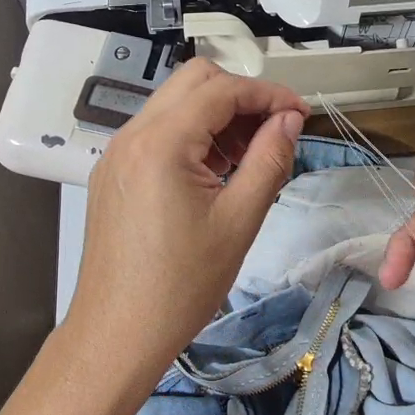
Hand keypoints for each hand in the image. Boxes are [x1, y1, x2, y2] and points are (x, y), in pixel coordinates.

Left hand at [68, 59, 307, 364]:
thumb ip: (269, 158)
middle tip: (274, 130)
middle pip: (195, 80)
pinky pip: (159, 130)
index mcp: (161, 143)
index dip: (268, 94)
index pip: (222, 89)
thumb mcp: (239, 220)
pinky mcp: (114, 172)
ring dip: (218, 114)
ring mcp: (118, 152)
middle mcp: (132, 135)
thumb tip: (290, 119)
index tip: (300, 114)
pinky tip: (217, 170)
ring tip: (250, 155)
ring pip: (176, 102)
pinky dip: (193, 133)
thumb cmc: (180, 286)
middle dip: (242, 95)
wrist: (117, 335)